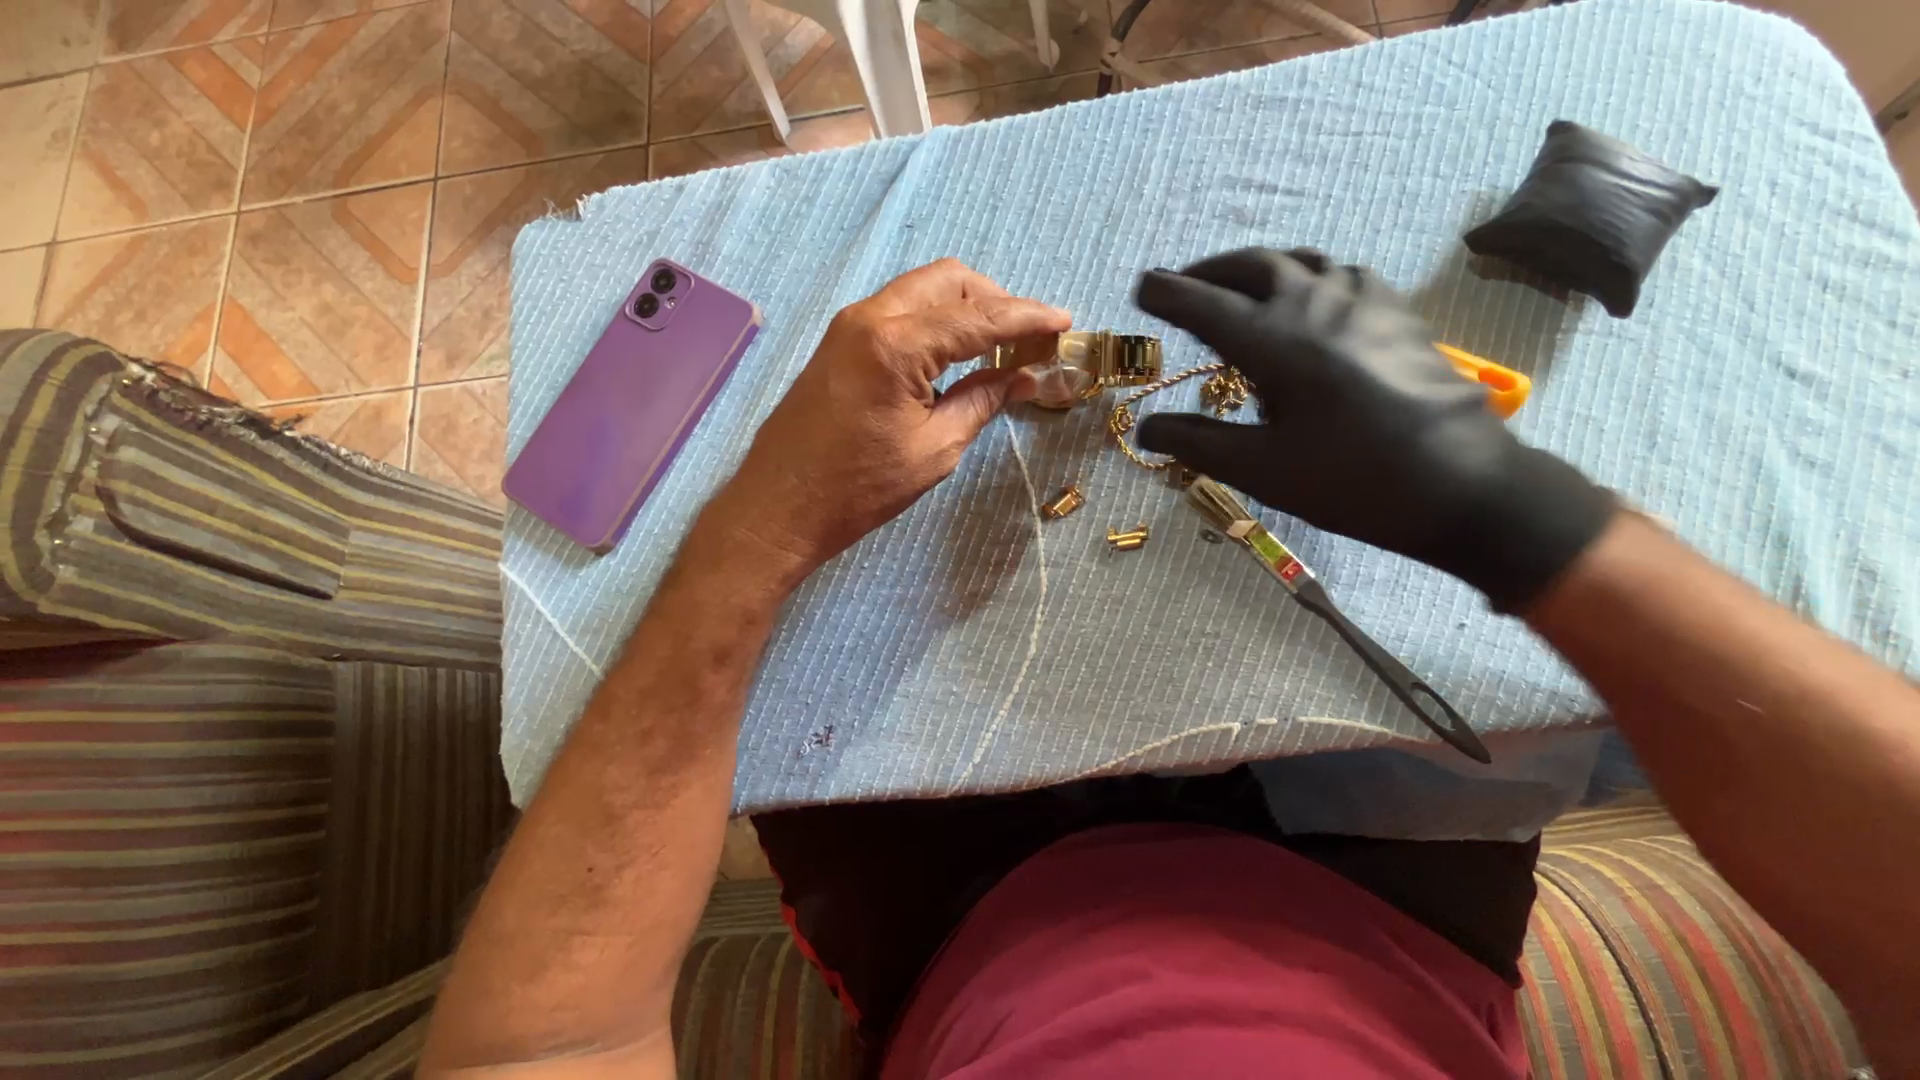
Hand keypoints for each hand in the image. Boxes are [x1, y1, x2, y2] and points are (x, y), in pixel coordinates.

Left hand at [699, 259, 1070, 585]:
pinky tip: (957, 354)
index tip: (1065, 322)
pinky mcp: (841, 342)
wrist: (779, 507)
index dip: (1027, 318)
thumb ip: (982, 401)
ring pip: (923, 291)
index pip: (978, 317)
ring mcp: (850, 325)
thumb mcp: (934, 449)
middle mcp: (871, 316)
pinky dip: (936, 321)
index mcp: (897, 343)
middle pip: (950, 282)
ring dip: (965, 308)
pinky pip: (901, 312)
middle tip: (1028, 338)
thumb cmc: (859, 488)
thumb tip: (1024, 377)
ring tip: (1000, 346)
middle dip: (996, 300)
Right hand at [1134, 247, 1614, 611]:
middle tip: (1182, 286)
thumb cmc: (1349, 480)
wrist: (1460, 484)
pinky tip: (1312, 300)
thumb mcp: (1260, 470)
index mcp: (1271, 340)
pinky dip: (1310, 275)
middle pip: (1250, 265)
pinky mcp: (1397, 312)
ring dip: (1258, 267)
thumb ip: (1197, 443)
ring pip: (1299, 260)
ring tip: (1239, 288)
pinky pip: (1343, 272)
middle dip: (1207, 271)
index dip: (1166, 293)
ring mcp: (1362, 301)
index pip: (1202, 303)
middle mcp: (1313, 304)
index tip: (1141, 289)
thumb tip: (1147, 428)